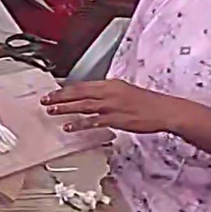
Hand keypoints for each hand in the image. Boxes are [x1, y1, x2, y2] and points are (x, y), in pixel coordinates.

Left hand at [42, 79, 196, 133]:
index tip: (52, 92)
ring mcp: (112, 106)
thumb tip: (87, 97)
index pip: (83, 85)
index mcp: (111, 85)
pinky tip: (68, 126)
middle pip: (79, 93)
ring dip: (65, 108)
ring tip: (51, 110)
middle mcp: (109, 93)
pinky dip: (79, 123)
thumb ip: (104, 94)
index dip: (65, 89)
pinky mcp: (116, 119)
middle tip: (45, 100)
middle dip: (60, 97)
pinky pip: (93, 122)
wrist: (166, 110)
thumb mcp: (123, 91)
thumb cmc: (146, 102)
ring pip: (83, 106)